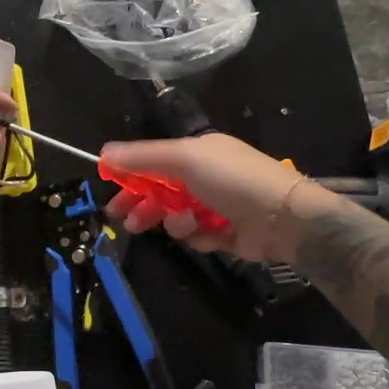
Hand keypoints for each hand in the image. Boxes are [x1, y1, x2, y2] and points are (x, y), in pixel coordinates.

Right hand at [101, 134, 321, 260]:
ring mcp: (216, 206)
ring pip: (176, 216)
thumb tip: (103, 152)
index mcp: (197, 153)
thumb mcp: (184, 159)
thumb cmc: (232, 180)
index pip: (153, 162)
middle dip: (142, 205)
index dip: (130, 176)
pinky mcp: (225, 233)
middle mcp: (205, 177)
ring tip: (181, 224)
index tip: (110, 190)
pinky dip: (199, 235)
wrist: (285, 217)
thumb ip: (143, 157)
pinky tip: (209, 233)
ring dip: (174, 221)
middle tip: (123, 219)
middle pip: (160, 192)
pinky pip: (197, 236)